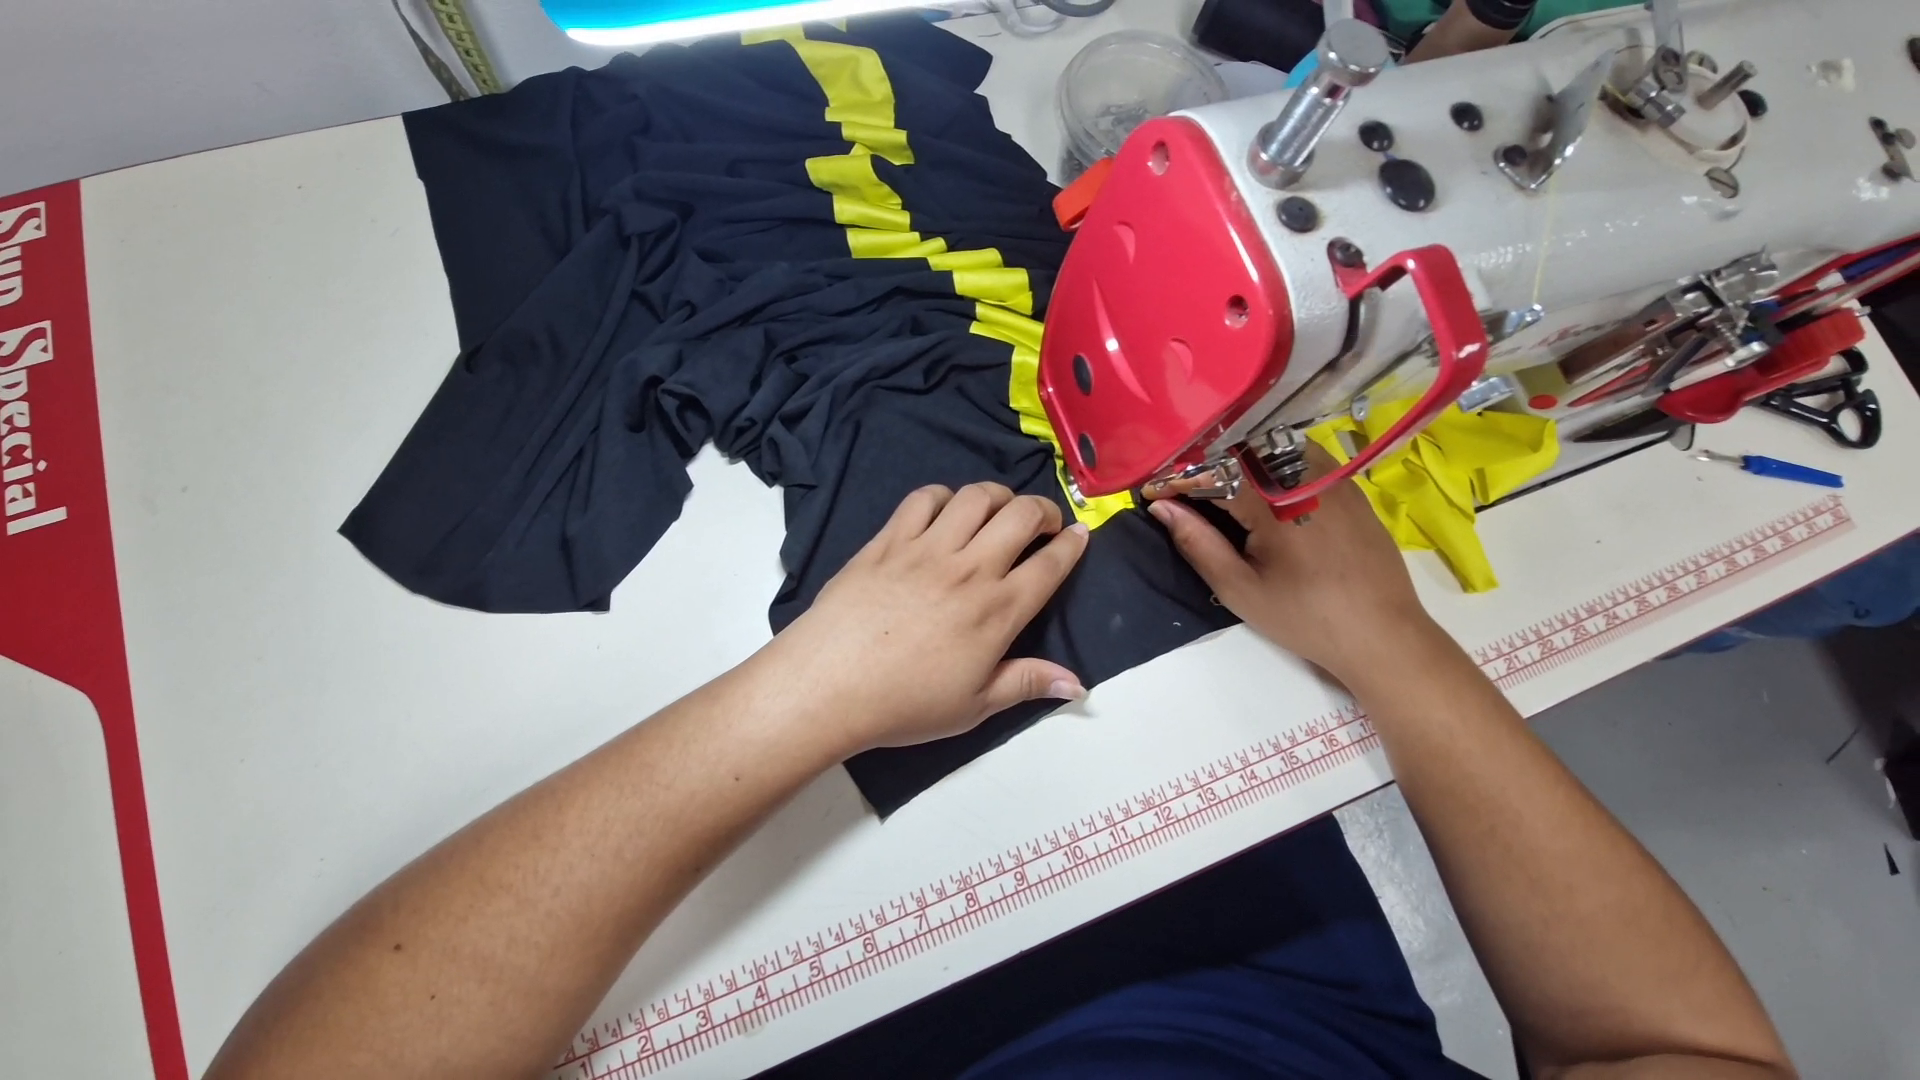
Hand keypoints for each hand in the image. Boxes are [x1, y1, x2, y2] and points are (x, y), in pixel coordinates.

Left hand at [755, 483, 1090, 754]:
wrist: (829, 684)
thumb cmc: (905, 703)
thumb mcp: (974, 706)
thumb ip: (1027, 683)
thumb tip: (1078, 684)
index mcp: (997, 611)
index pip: (1049, 564)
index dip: (1073, 544)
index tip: (1081, 534)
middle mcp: (969, 569)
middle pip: (1021, 515)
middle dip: (1044, 510)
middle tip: (1044, 523)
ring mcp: (926, 548)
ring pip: (975, 496)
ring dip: (997, 495)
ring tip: (998, 510)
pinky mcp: (888, 540)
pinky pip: (923, 499)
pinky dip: (944, 496)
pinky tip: (945, 510)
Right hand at [1145, 449, 1435, 684]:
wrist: (1381, 632)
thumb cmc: (1305, 617)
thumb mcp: (1240, 589)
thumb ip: (1198, 543)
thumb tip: (1163, 509)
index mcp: (1274, 503)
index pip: (1212, 474)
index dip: (1177, 482)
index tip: (1153, 494)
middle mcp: (1304, 477)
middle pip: (1240, 450)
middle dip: (1204, 466)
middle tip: (1181, 492)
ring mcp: (1331, 476)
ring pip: (1270, 447)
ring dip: (1237, 460)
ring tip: (1217, 488)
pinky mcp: (1347, 484)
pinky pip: (1300, 456)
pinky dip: (1269, 464)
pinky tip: (1260, 489)